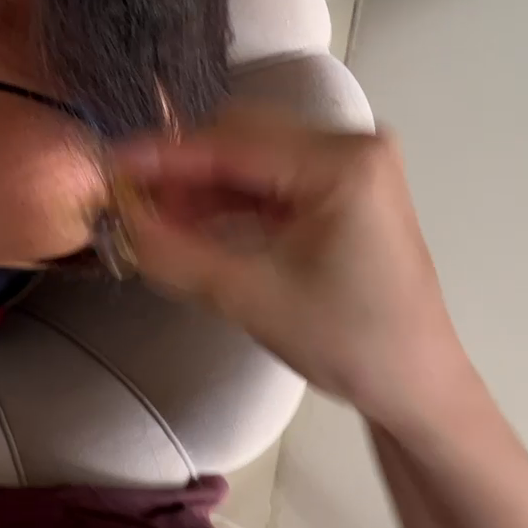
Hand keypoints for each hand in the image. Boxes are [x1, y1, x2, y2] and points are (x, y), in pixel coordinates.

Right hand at [111, 107, 473, 430]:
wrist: (417, 390)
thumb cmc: (351, 344)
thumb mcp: (249, 295)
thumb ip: (172, 252)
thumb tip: (115, 218)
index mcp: (344, 162)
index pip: (231, 143)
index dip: (163, 156)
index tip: (110, 165)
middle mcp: (349, 146)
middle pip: (236, 137)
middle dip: (180, 170)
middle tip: (134, 200)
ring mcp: (345, 164)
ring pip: (244, 154)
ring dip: (197, 184)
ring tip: (156, 218)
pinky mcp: (335, 185)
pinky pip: (261, 175)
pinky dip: (222, 197)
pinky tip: (189, 222)